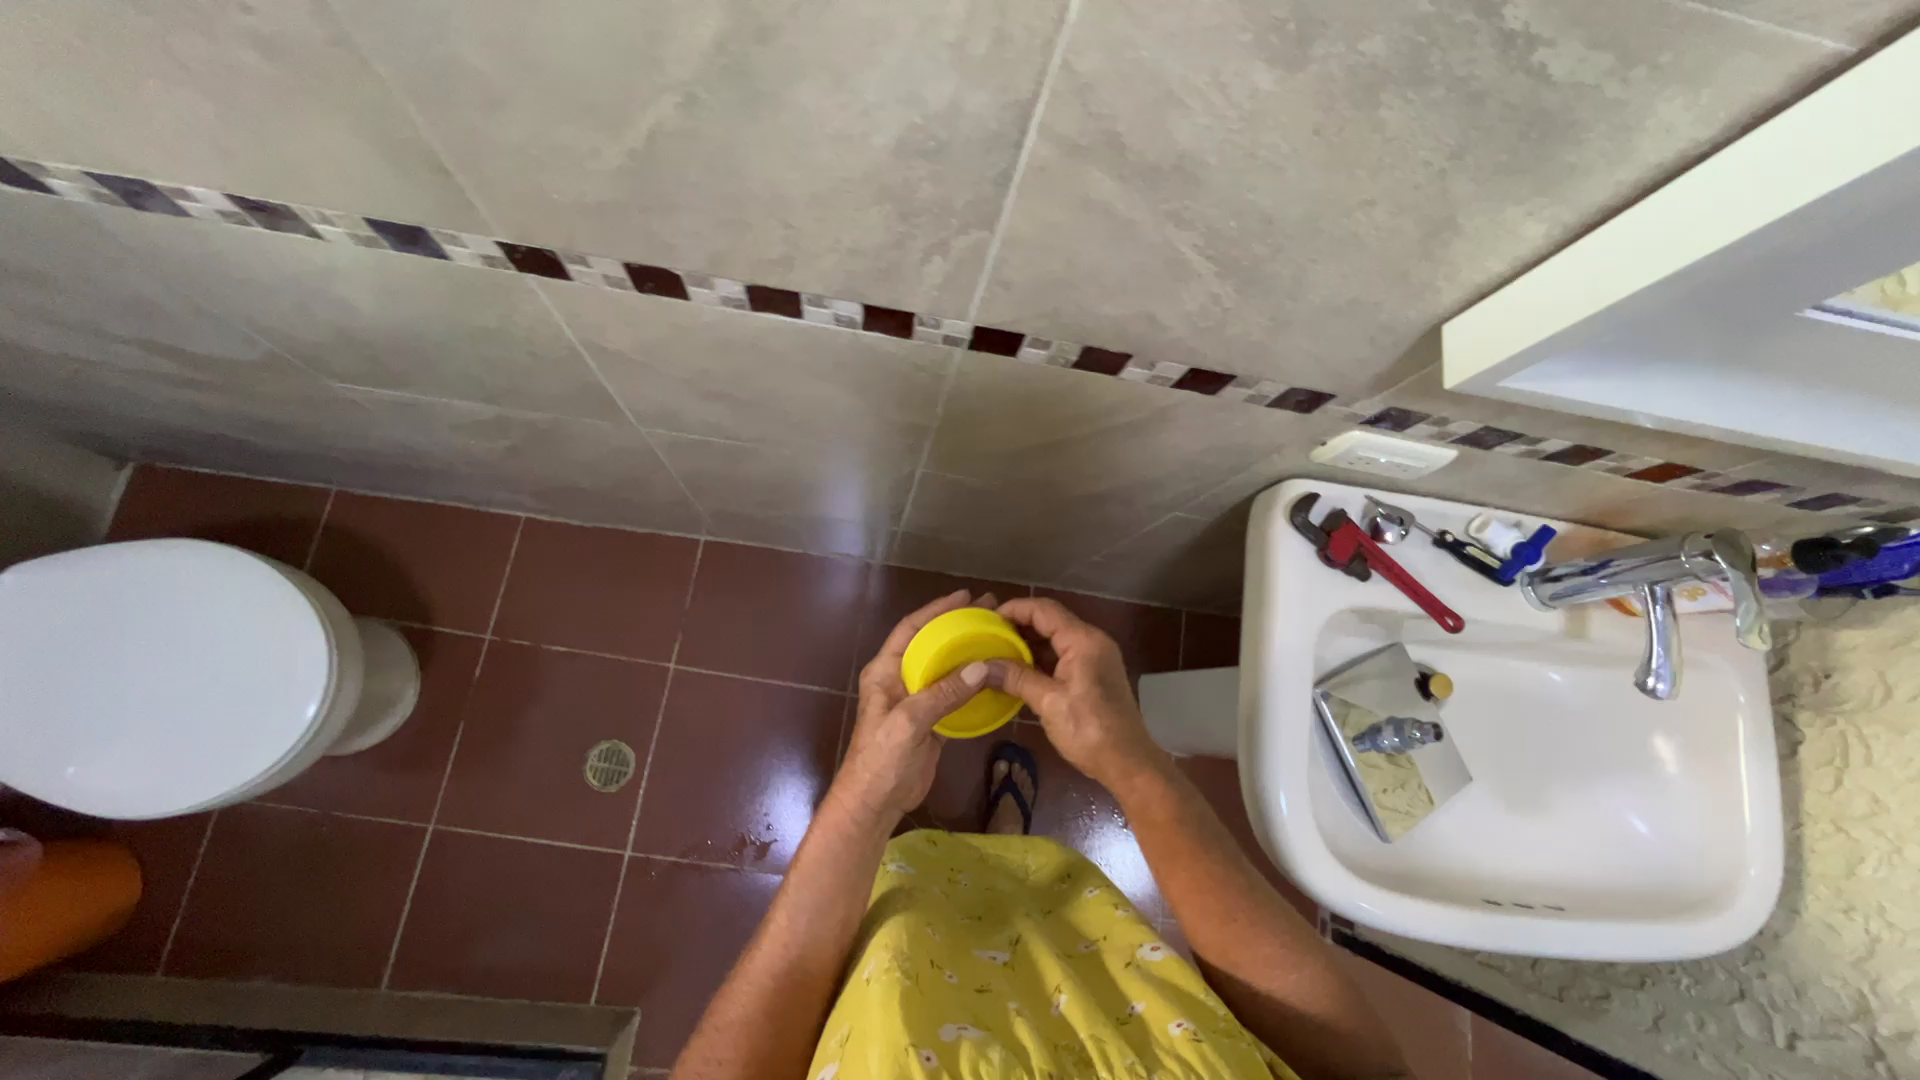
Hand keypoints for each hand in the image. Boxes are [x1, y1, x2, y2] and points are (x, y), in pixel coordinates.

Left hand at [835, 590, 1000, 823]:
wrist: (875, 802)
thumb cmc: (881, 758)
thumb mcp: (910, 721)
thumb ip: (943, 693)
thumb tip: (981, 666)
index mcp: (885, 671)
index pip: (911, 630)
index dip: (935, 611)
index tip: (964, 597)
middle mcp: (899, 679)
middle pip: (930, 645)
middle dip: (956, 627)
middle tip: (990, 613)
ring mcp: (915, 701)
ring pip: (944, 669)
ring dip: (967, 654)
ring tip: (996, 638)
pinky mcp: (930, 721)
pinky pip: (954, 695)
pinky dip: (972, 685)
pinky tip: (994, 678)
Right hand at [987, 597, 1166, 789]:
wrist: (1128, 763)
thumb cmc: (1089, 730)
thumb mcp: (1049, 702)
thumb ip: (1016, 678)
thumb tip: (982, 666)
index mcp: (1083, 641)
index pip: (1044, 610)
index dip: (1014, 609)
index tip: (986, 619)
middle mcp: (1092, 642)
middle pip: (1050, 621)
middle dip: (1018, 625)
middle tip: (987, 635)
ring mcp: (1095, 658)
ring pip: (1056, 639)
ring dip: (1028, 643)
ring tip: (997, 652)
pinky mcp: (1094, 675)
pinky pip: (1062, 656)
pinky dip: (1040, 659)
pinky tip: (1018, 671)